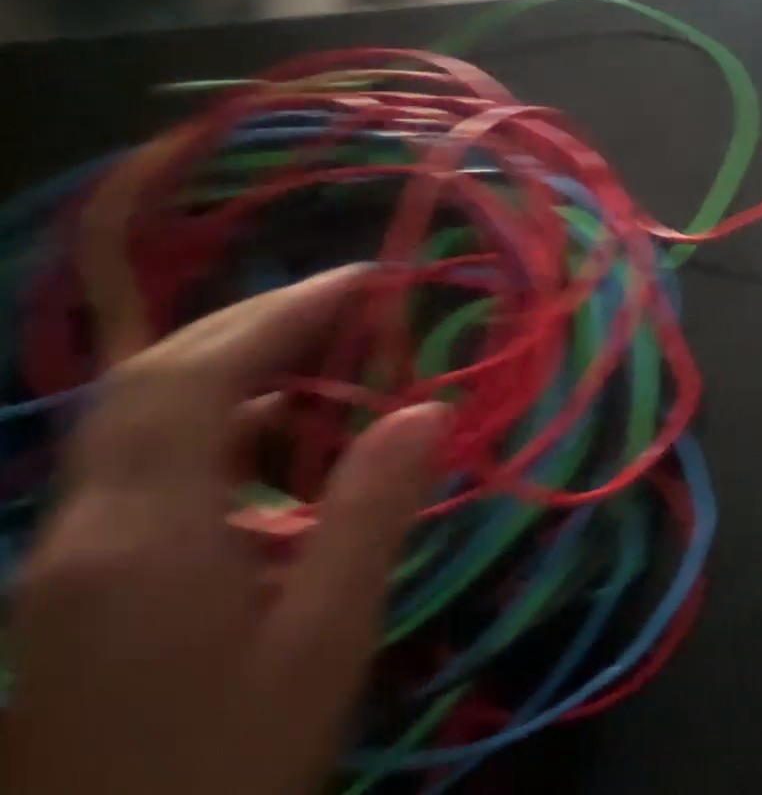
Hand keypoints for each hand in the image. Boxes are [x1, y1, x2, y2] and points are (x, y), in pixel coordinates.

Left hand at [0, 266, 449, 794]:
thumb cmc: (232, 754)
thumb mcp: (325, 637)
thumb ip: (370, 513)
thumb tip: (426, 409)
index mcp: (146, 534)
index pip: (196, 380)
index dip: (278, 315)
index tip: (363, 282)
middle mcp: (85, 525)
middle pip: (147, 383)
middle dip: (249, 324)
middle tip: (349, 302)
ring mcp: (68, 553)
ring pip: (134, 420)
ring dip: (228, 368)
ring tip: (327, 356)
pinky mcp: (77, 579)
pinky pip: (139, 465)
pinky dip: (212, 424)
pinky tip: (276, 441)